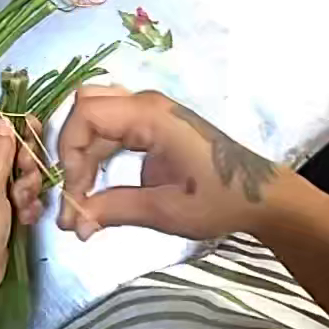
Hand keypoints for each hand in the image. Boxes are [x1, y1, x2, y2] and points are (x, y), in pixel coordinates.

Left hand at [0, 112, 36, 310]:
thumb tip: (5, 121)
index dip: (12, 124)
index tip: (35, 132)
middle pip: (7, 147)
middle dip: (24, 160)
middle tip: (27, 177)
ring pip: (17, 173)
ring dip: (28, 186)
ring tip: (23, 205)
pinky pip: (18, 197)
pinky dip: (26, 205)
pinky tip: (26, 219)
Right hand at [56, 87, 293, 240]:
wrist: (259, 195)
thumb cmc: (219, 199)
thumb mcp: (165, 210)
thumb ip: (113, 210)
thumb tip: (73, 224)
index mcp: (150, 116)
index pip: (86, 116)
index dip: (69, 153)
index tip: (73, 195)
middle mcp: (145, 104)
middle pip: (86, 109)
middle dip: (72, 151)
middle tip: (74, 195)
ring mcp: (149, 112)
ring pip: (95, 118)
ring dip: (82, 155)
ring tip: (81, 199)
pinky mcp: (152, 125)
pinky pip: (110, 129)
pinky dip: (96, 154)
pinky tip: (96, 186)